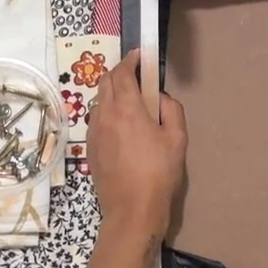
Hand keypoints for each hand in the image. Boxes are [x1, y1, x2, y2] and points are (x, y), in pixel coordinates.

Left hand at [88, 50, 187, 241]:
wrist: (132, 210)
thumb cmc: (159, 173)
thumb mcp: (177, 139)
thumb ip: (171, 110)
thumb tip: (161, 98)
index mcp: (126, 108)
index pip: (122, 72)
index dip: (131, 60)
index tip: (141, 57)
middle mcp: (105, 115)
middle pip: (106, 81)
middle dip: (120, 72)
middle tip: (137, 76)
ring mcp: (94, 132)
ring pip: (99, 100)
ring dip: (112, 92)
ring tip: (131, 101)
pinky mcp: (90, 148)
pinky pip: (96, 119)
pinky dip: (107, 112)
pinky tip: (122, 125)